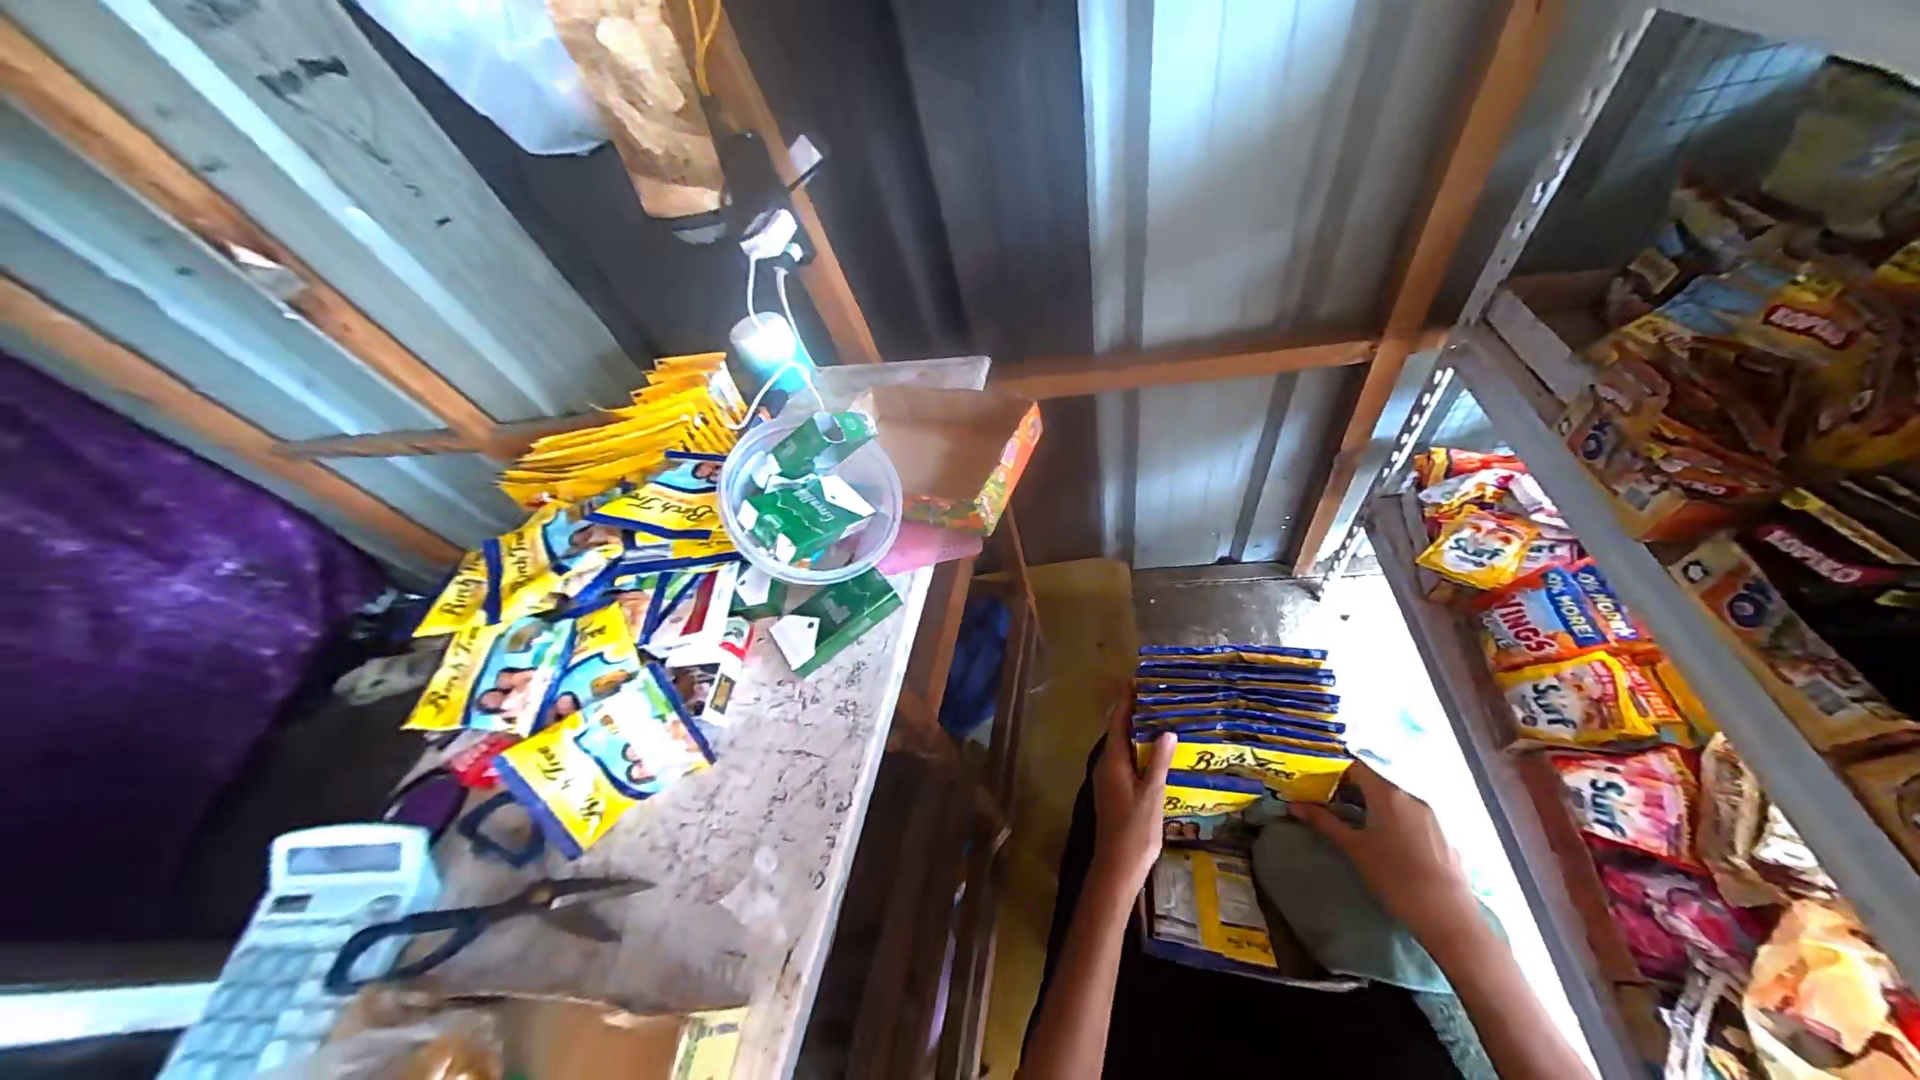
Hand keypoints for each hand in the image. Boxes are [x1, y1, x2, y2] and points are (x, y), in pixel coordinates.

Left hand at [1090, 696, 1175, 892]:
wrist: (1118, 866)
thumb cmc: (1134, 829)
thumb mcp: (1152, 794)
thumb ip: (1159, 762)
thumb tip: (1167, 731)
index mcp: (1112, 761)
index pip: (1117, 723)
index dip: (1125, 702)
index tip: (1134, 682)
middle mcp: (1106, 766)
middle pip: (1118, 732)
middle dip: (1134, 714)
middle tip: (1155, 697)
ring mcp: (1109, 779)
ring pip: (1122, 748)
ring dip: (1137, 733)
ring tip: (1159, 719)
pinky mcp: (1115, 791)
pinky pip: (1126, 762)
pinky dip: (1139, 751)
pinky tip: (1155, 754)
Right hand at [1294, 762, 1477, 938]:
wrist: (1448, 916)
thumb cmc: (1394, 875)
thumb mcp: (1353, 847)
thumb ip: (1324, 822)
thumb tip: (1294, 806)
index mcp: (1388, 794)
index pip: (1355, 766)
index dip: (1332, 771)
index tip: (1314, 784)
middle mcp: (1411, 797)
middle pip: (1373, 782)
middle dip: (1347, 790)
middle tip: (1325, 805)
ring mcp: (1430, 817)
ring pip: (1392, 800)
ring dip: (1368, 806)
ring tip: (1350, 824)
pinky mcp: (1441, 836)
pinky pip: (1409, 817)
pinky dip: (1390, 820)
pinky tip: (1382, 842)